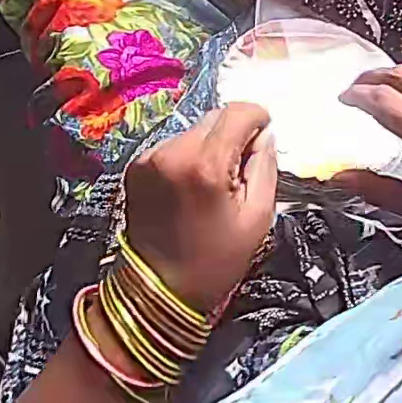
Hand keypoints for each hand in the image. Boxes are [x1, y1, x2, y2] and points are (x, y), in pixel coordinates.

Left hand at [124, 103, 278, 310]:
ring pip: (194, 130)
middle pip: (214, 117)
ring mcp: (150, 157)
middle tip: (240, 167)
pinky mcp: (136, 166)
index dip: (258, 118)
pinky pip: (173, 145)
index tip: (264, 135)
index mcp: (205, 165)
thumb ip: (265, 167)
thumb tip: (264, 136)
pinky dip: (188, 156)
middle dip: (233, 134)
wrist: (159, 290)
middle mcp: (172, 152)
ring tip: (214, 182)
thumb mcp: (258, 217)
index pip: (237, 112)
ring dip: (210, 145)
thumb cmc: (215, 260)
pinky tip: (192, 186)